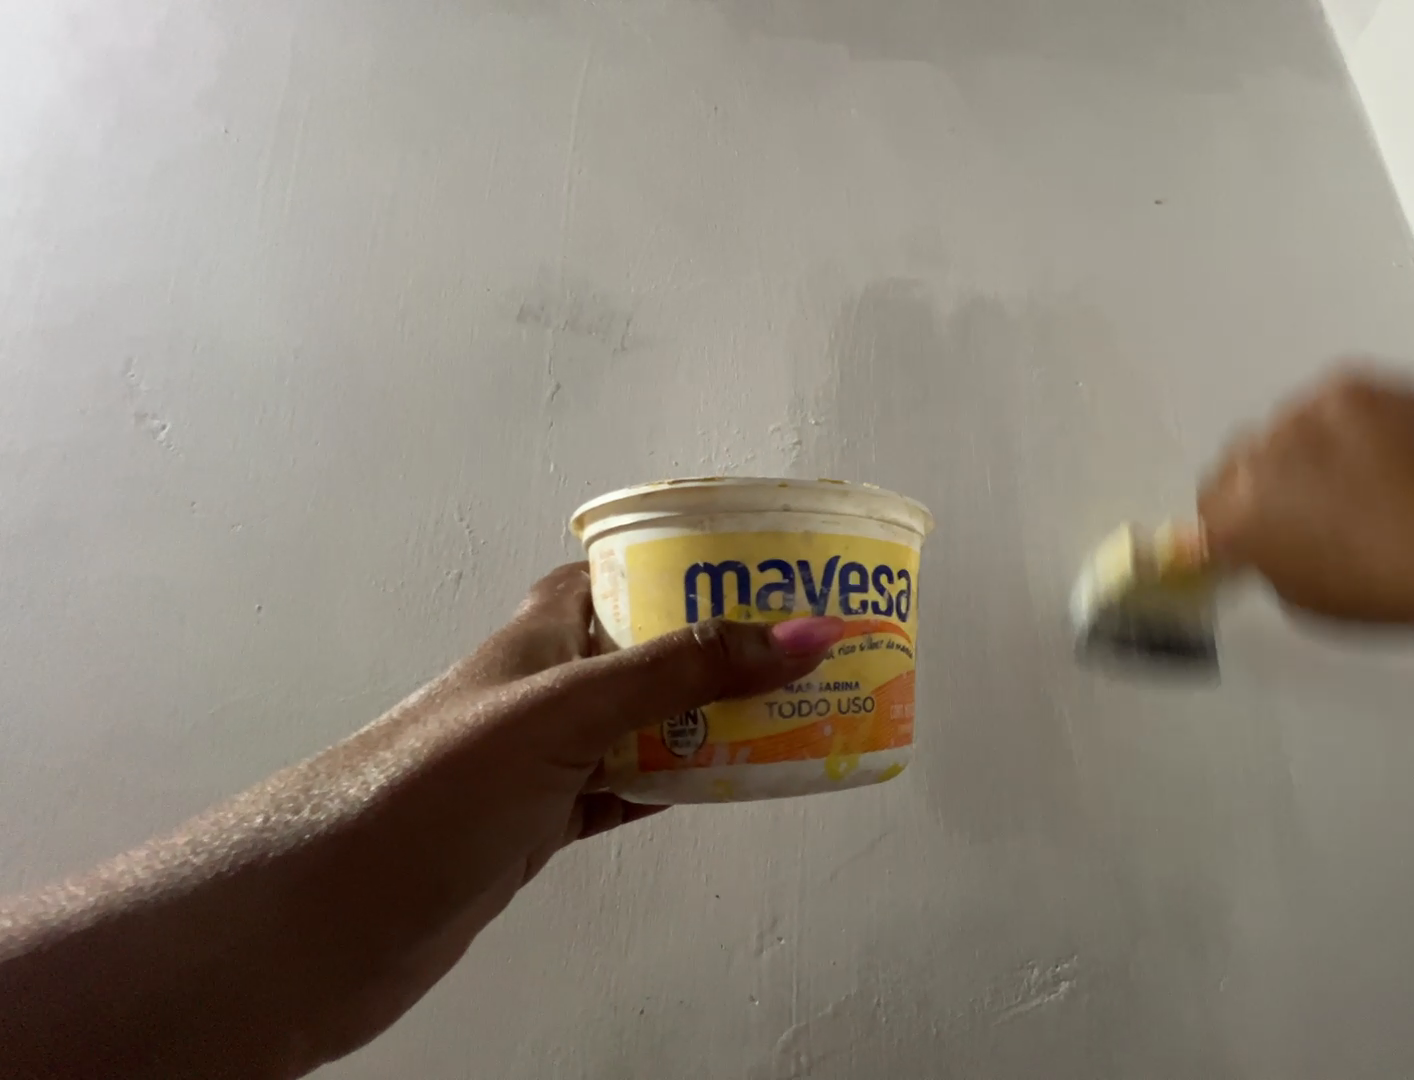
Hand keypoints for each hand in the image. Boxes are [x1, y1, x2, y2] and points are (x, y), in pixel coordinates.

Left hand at [286, 564, 843, 1063]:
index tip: (759, 568)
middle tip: (802, 646)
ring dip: (718, 720)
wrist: (301, 941)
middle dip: (726, 647)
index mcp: (544, 634)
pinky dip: (690, 781)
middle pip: (655, 651)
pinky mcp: (553, 820)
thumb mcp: (565, 711)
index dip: (685, 564)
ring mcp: (552, 757)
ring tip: (797, 710)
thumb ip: (682, 674)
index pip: (620, 573)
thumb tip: (808, 634)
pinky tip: (740, 780)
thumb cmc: (425, 791)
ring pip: (657, 723)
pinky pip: (643, 785)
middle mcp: (551, 686)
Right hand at [1198, 371, 1413, 624]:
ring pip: (1287, 427)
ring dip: (1307, 446)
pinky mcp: (1351, 386)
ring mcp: (1306, 415)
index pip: (1207, 506)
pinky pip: (1330, 403)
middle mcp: (1259, 457)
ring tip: (1363, 474)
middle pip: (1239, 459)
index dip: (1233, 519)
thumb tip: (1263, 540)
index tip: (1258, 528)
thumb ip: (1265, 558)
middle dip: (1266, 478)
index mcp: (1239, 515)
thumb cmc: (1391, 585)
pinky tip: (1385, 451)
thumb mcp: (1302, 596)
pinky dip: (1349, 422)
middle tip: (1312, 501)